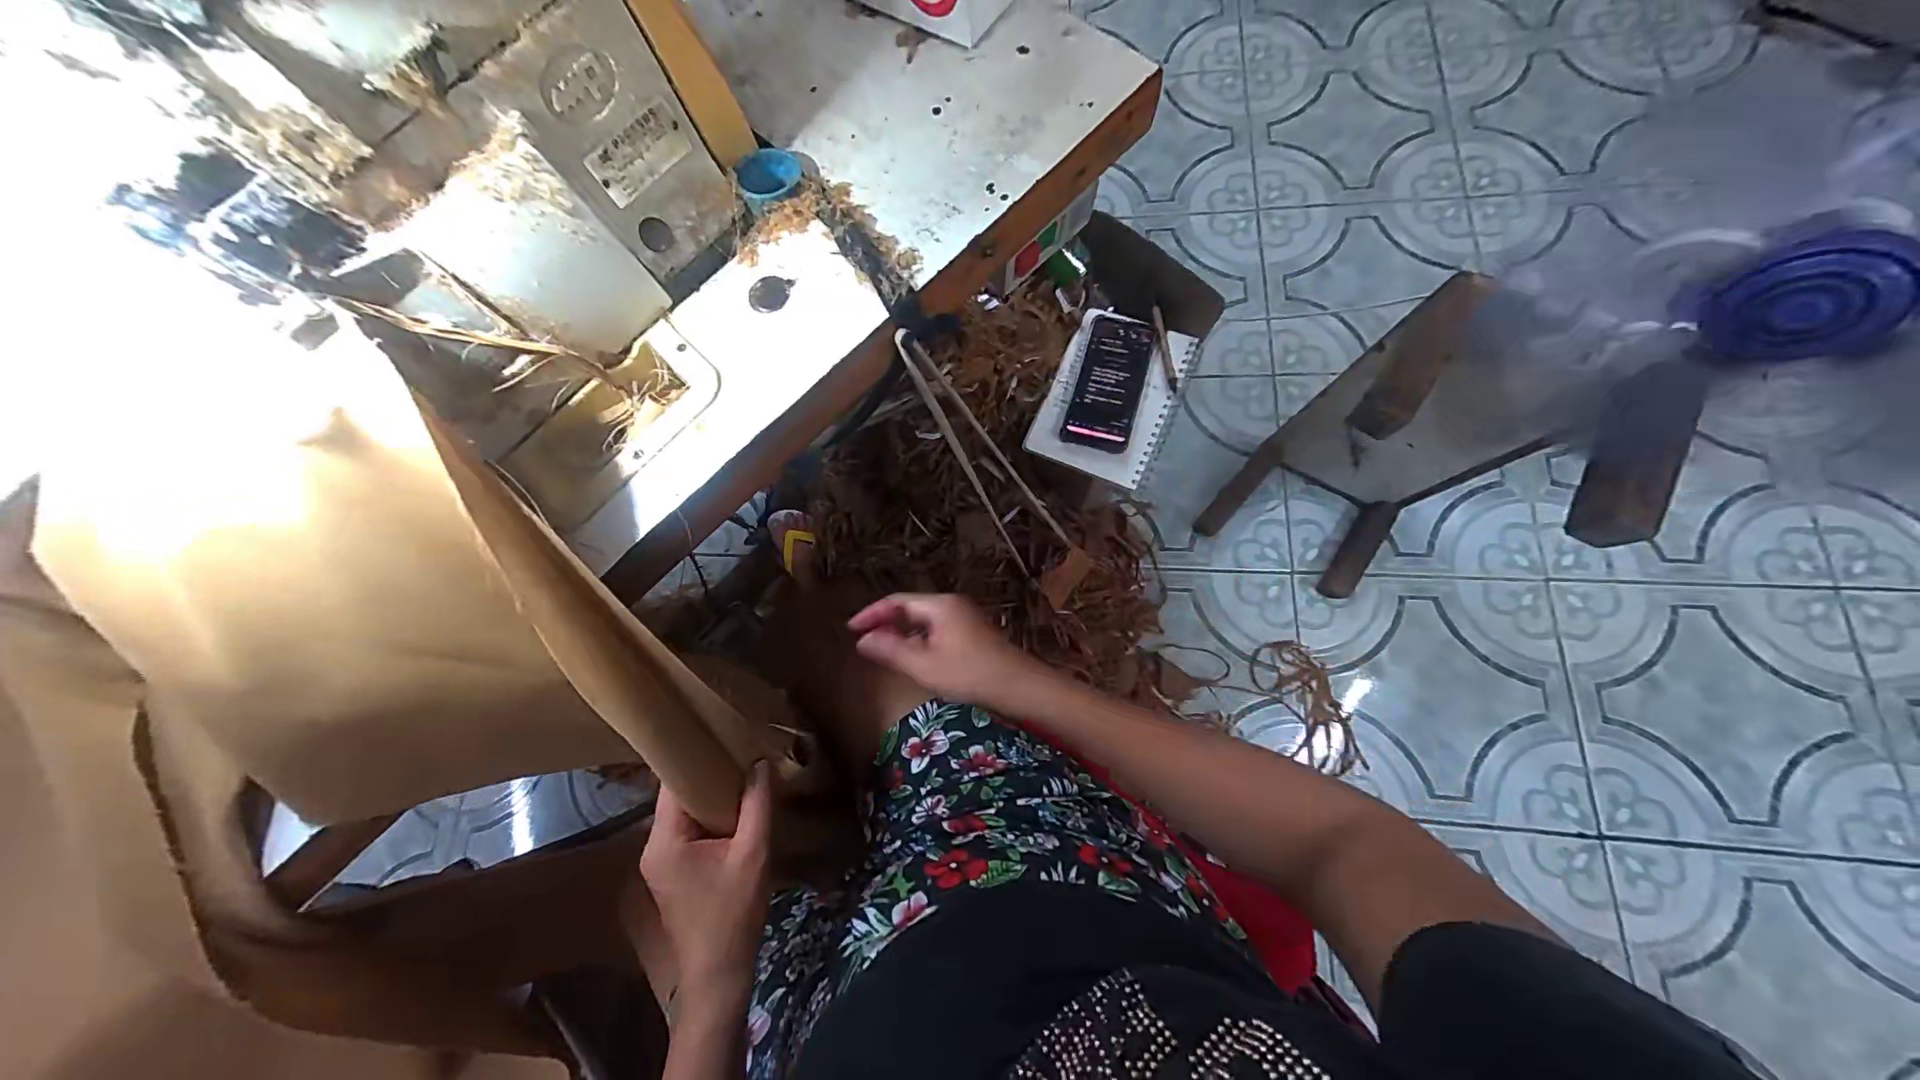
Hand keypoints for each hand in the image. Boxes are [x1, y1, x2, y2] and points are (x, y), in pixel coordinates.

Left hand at [639, 762, 772, 996]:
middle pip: (678, 797)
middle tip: (740, 753)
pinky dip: (711, 818)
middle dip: (709, 775)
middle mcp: (653, 847)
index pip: (673, 784)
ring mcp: (660, 862)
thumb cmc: (733, 913)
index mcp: (663, 840)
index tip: (719, 735)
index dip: (695, 757)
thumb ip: (757, 805)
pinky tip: (737, 811)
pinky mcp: (673, 873)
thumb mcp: (753, 853)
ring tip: (743, 776)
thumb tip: (759, 764)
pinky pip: (690, 832)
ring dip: (712, 798)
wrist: (719, 973)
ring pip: (685, 814)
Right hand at [847, 593, 1051, 711]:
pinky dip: (918, 640)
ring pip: (924, 620)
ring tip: (882, 650)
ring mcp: (965, 618)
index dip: (871, 613)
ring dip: (902, 632)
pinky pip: (936, 630)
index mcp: (940, 605)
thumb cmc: (970, 674)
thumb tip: (863, 640)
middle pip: (911, 607)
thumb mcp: (924, 665)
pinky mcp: (973, 634)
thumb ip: (891, 650)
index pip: (897, 601)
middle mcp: (952, 605)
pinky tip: (913, 658)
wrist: (1020, 687)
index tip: (851, 628)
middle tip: (864, 640)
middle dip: (885, 622)